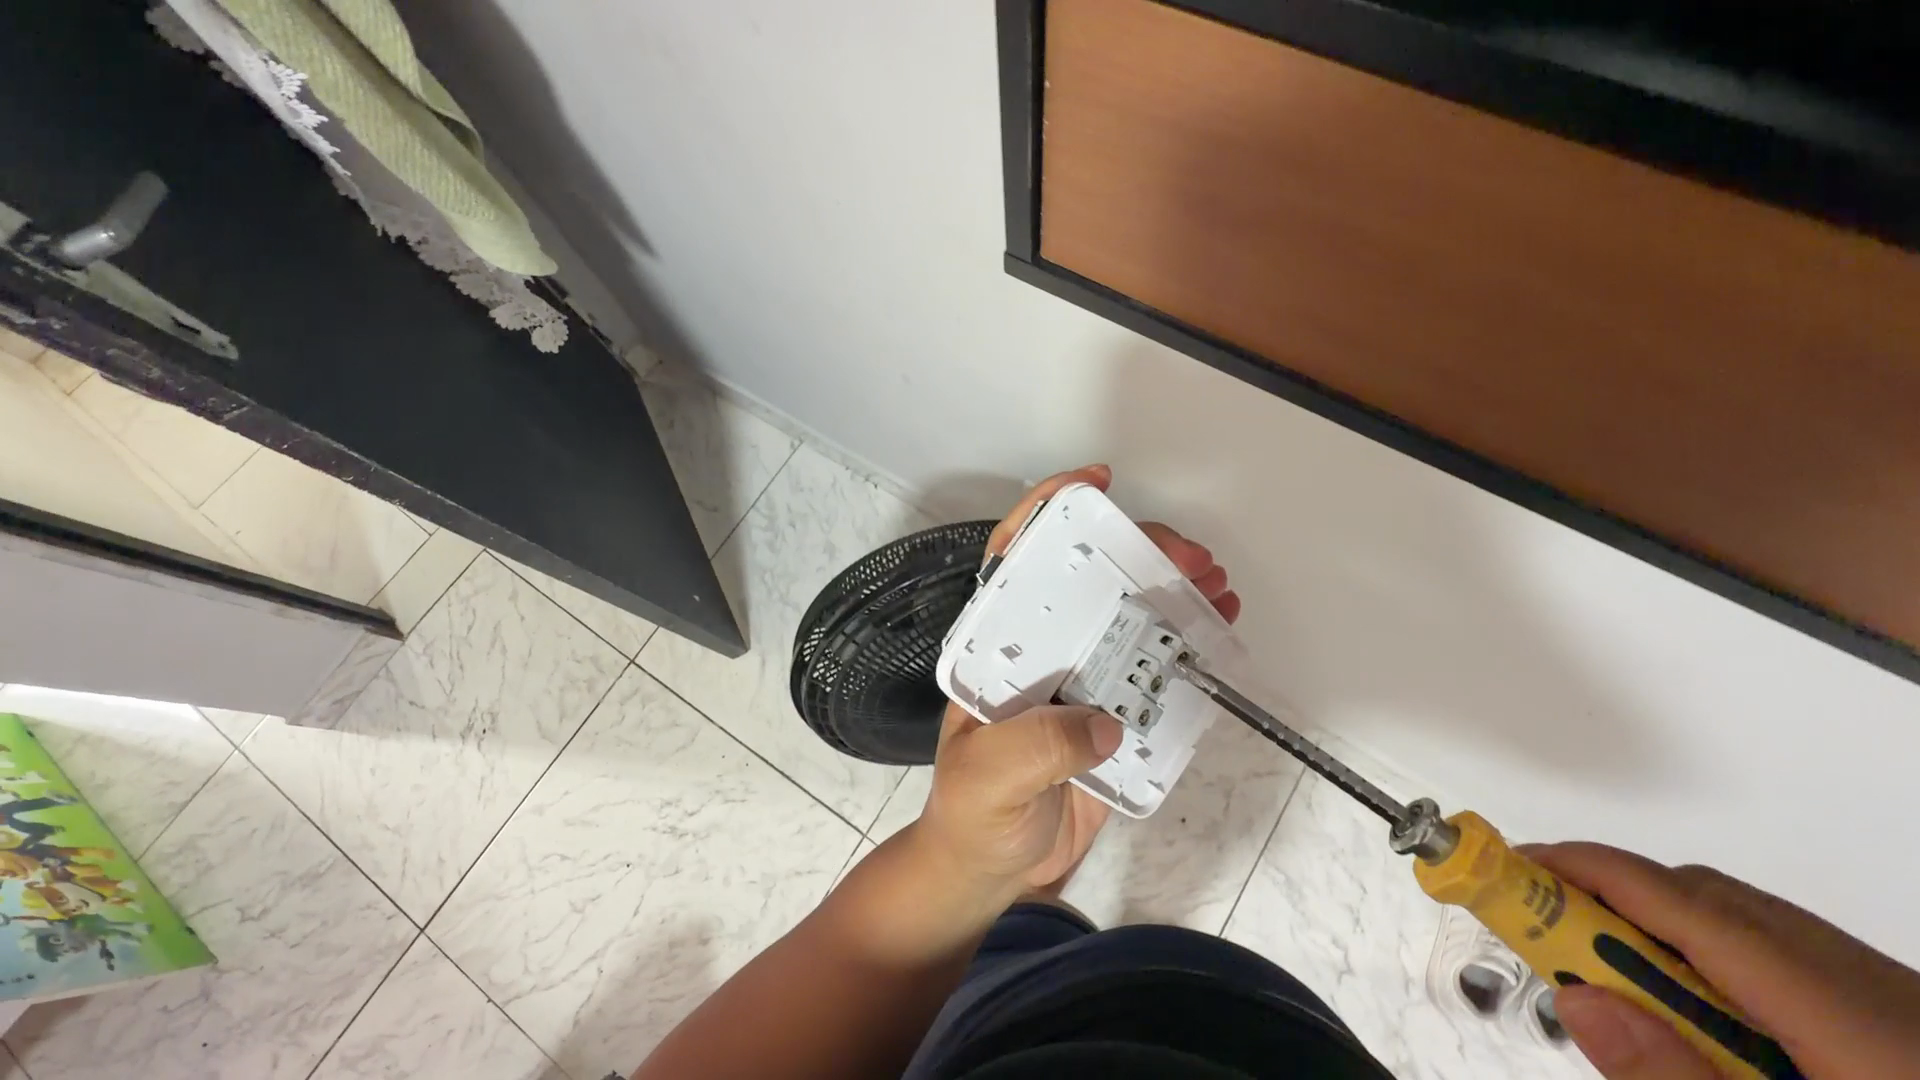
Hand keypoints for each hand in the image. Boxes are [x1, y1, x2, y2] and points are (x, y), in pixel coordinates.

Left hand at [913, 465, 1240, 906]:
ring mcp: (1078, 678)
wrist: (994, 868)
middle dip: (1140, 550)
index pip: (1014, 557)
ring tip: (1216, 585)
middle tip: (1191, 557)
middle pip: (1087, 578)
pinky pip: (1151, 666)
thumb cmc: (972, 817)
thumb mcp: (988, 777)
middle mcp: (1039, 650)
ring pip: (1126, 613)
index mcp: (996, 648)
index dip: (1048, 509)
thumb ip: (1036, 745)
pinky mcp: (1111, 713)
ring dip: (1172, 590)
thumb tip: (1103, 721)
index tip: (1097, 483)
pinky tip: (1213, 631)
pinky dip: (1185, 644)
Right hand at [1522, 842, 1919, 1079]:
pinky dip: (1709, 955)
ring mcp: (1894, 997)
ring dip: (1658, 924)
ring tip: (1607, 972)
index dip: (1592, 872)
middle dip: (1613, 894)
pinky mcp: (1897, 1016)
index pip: (1690, 905)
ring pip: (1748, 920)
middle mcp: (1873, 985)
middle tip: (1542, 928)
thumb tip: (1579, 1000)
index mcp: (1849, 1015)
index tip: (1512, 866)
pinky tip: (1696, 1012)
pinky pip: (1781, 952)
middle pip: (1713, 899)